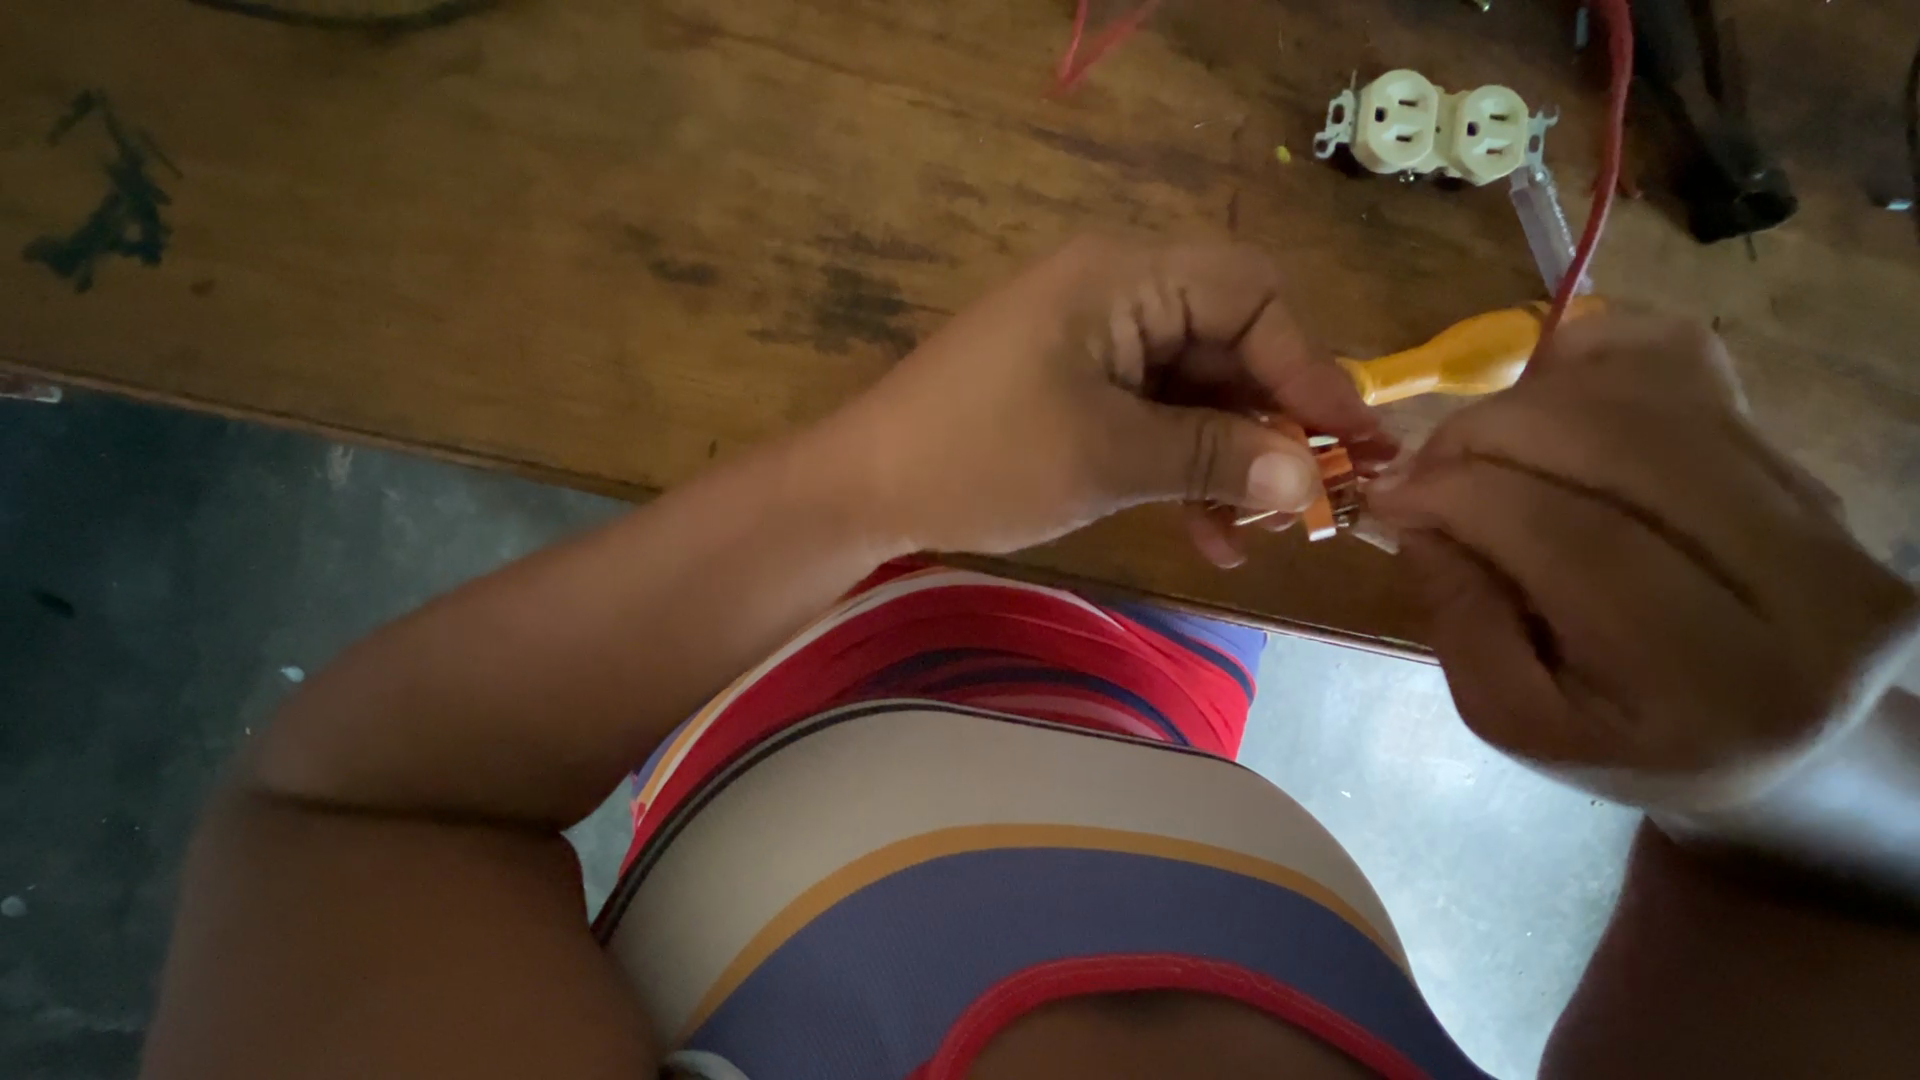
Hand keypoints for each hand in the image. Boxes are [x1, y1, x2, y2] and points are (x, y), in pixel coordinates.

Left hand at [820, 236, 1391, 561]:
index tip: (1346, 444)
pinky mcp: (1072, 393)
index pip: (1251, 295)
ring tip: (1259, 535)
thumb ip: (1214, 458)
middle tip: (1311, 499)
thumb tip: (1307, 479)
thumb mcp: (1109, 459)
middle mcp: (1114, 297)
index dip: (1306, 366)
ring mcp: (1090, 347)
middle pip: (1226, 345)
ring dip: (1226, 461)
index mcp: (1122, 279)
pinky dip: (1179, 471)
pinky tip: (1207, 537)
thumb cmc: (983, 458)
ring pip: (1190, 394)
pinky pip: (1147, 420)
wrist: (867, 488)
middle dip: (1268, 425)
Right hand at [1369, 312, 1917, 778]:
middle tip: (1423, 461)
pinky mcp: (1809, 463)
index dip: (1464, 495)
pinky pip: (1689, 368)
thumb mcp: (1508, 715)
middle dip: (1490, 432)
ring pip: (1653, 395)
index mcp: (1720, 676)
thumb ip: (1458, 616)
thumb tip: (1416, 507)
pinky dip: (1593, 360)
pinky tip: (1540, 391)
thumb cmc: (1616, 744)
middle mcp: (1813, 583)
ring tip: (1474, 447)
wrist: (1766, 744)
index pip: (1577, 540)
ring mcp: (1829, 510)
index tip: (1387, 490)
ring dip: (1530, 400)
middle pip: (1624, 446)